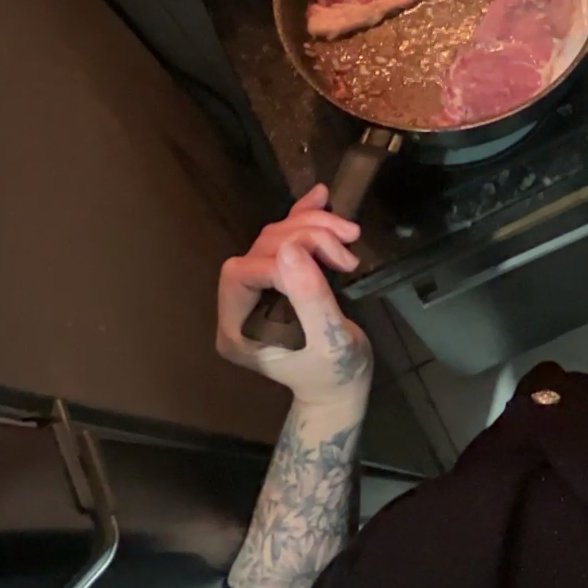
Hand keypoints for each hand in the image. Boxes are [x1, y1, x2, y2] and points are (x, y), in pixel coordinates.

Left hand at [216, 185, 372, 406]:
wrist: (345, 388)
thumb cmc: (337, 374)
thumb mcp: (332, 342)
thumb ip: (310, 298)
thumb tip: (290, 248)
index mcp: (237, 329)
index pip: (244, 274)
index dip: (284, 260)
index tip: (330, 266)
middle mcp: (237, 307)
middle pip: (259, 249)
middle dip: (306, 237)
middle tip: (349, 246)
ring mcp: (256, 292)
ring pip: (274, 239)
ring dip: (313, 228)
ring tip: (350, 235)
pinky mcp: (277, 280)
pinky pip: (284, 241)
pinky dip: (304, 219)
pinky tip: (322, 198)